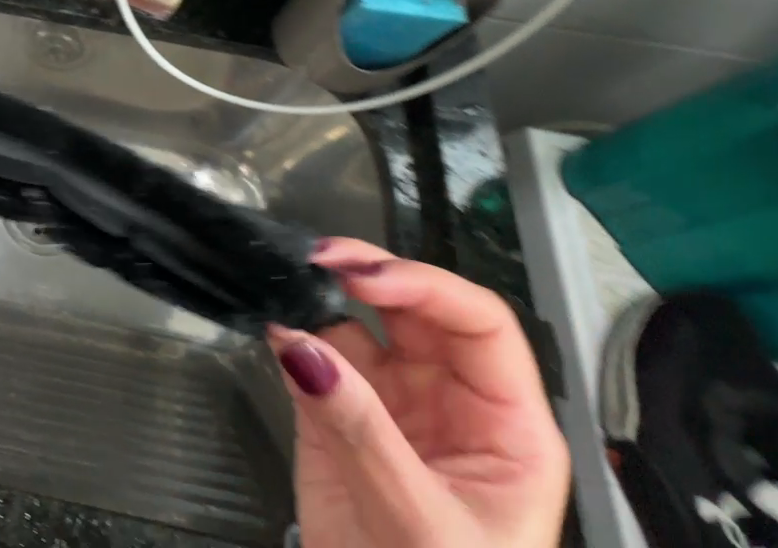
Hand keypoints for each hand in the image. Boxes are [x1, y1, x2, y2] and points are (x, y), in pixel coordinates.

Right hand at [268, 239, 569, 547]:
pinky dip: (291, 336)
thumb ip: (360, 429)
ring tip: (286, 281)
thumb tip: (298, 343)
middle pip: (417, 312)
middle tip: (319, 256)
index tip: (364, 278)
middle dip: (371, 273)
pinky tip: (273, 323)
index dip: (425, 287)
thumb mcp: (418, 521)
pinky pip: (315, 359)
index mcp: (505, 424)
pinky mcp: (337, 416)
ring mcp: (391, 405)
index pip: (478, 325)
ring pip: (361, 326)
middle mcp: (449, 400)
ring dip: (324, 298)